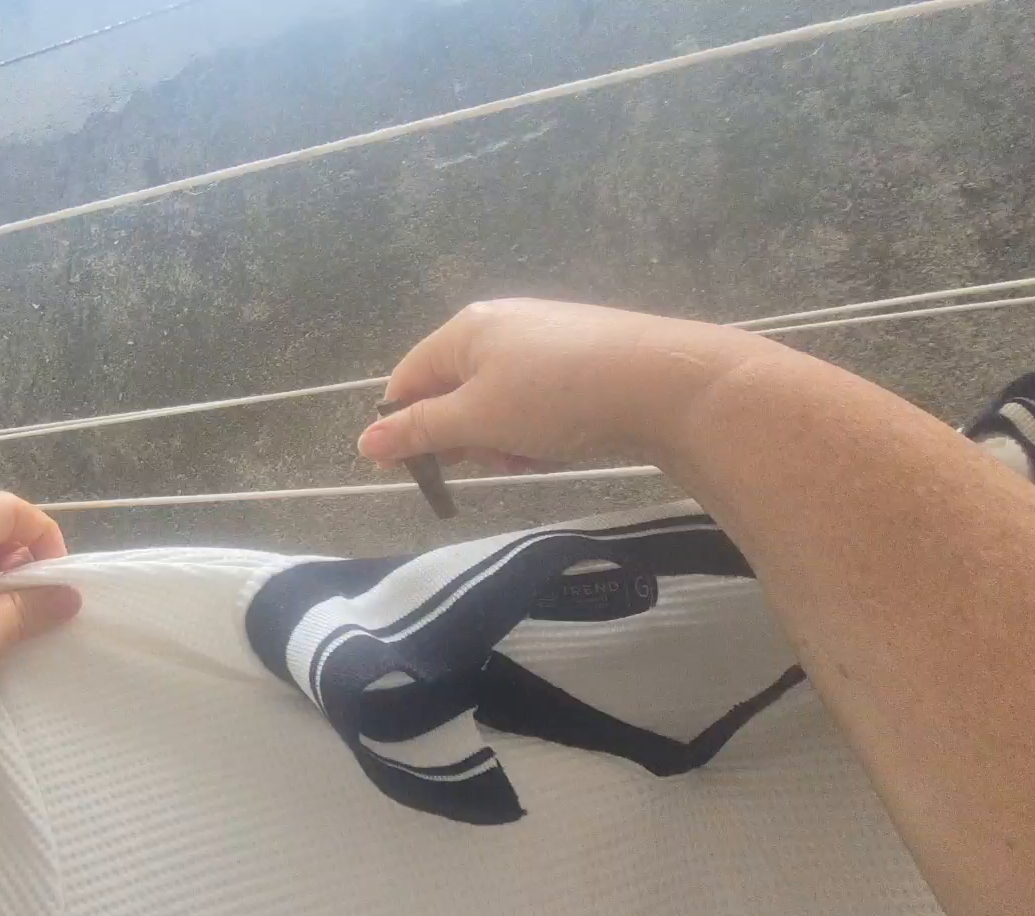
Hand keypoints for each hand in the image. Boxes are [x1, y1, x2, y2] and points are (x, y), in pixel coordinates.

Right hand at [356, 298, 786, 468]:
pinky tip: (556, 444)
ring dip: (497, 440)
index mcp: (463, 331)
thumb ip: (416, 431)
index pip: (405, 382)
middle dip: (462, 437)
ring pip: (490, 403)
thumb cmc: (555, 397)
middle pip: (448, 394)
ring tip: (529, 455)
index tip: (410, 470)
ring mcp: (539, 339)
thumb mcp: (475, 419)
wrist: (672, 384)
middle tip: (489, 459)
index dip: (400, 427)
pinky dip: (530, 429)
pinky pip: (528, 400)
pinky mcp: (575, 356)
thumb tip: (363, 443)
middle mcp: (495, 326)